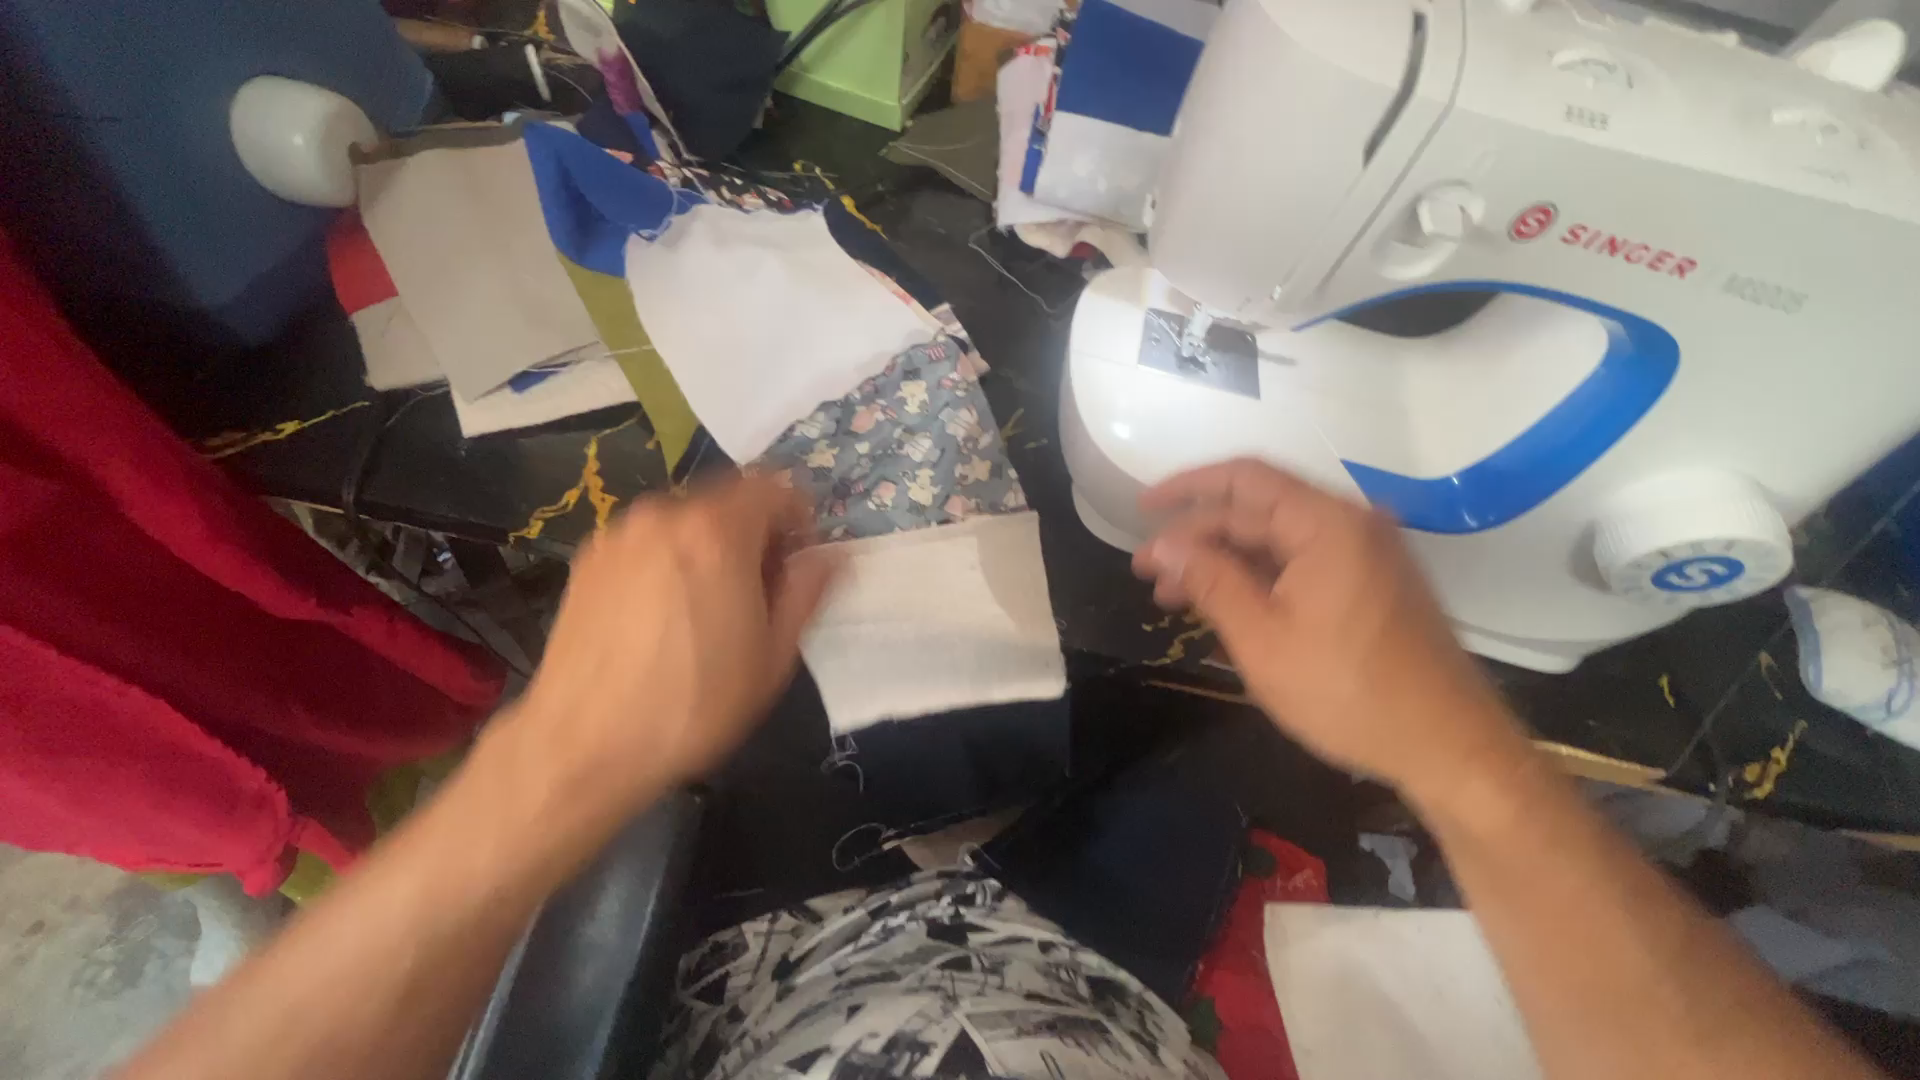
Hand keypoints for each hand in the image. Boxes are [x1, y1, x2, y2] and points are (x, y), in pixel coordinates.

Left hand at [493, 475, 838, 820]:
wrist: (584, 745)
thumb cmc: (695, 703)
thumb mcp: (773, 655)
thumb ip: (807, 591)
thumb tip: (829, 557)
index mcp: (719, 530)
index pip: (774, 487)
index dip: (798, 517)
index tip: (799, 560)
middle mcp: (665, 515)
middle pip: (727, 500)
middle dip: (753, 533)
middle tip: (758, 589)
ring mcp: (619, 534)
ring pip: (684, 521)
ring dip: (708, 546)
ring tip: (707, 607)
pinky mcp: (587, 559)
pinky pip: (646, 542)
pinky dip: (667, 560)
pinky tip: (661, 616)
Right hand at [1132, 459, 1527, 792]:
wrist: (1449, 747)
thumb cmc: (1347, 693)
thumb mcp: (1261, 639)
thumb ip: (1209, 580)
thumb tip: (1162, 544)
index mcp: (1326, 524)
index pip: (1242, 481)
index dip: (1184, 489)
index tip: (1140, 510)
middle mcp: (1351, 524)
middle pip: (1257, 510)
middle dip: (1197, 535)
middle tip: (1148, 571)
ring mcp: (1366, 553)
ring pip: (1277, 539)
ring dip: (1223, 559)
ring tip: (1175, 595)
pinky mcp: (1373, 583)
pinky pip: (1302, 562)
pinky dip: (1259, 576)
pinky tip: (1226, 604)